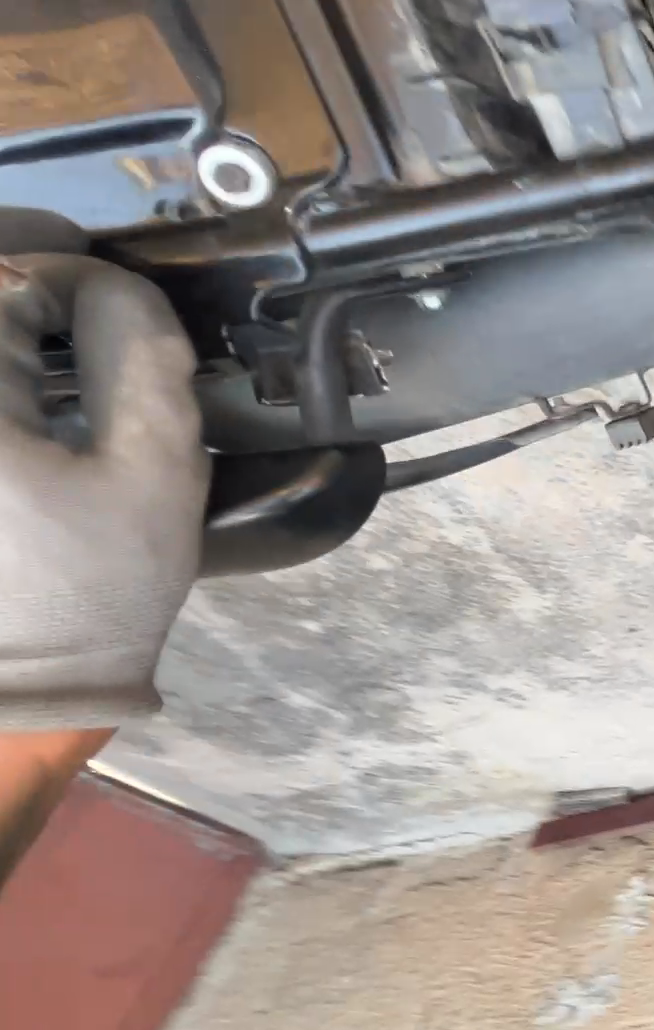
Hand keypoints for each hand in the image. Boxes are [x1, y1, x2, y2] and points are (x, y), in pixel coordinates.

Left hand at [0, 254, 207, 729]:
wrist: (24, 670)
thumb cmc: (101, 575)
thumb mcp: (157, 470)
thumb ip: (144, 364)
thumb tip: (118, 290)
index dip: (43, 254)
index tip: (102, 261)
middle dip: (2, 264)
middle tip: (66, 268)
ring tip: (39, 310)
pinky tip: (16, 366)